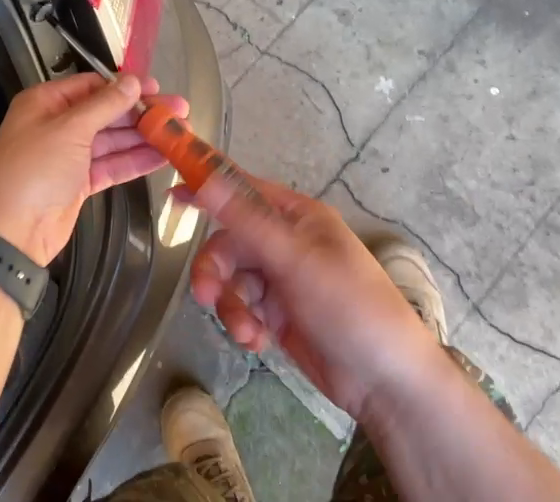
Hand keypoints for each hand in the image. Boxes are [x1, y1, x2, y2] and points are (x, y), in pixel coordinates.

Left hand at [0, 74, 188, 266]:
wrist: (12, 231)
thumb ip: (104, 105)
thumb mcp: (69, 130)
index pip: (91, 86)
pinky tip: (164, 157)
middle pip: (105, 113)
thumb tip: (131, 81)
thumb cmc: (35, 170)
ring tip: (181, 134)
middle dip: (141, 113)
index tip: (158, 88)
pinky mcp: (79, 182)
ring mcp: (68, 155)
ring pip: (112, 140)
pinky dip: (135, 161)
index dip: (125, 86)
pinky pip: (111, 165)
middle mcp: (56, 124)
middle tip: (181, 111)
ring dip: (144, 137)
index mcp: (45, 102)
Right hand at [183, 173, 450, 420]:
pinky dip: (242, 324)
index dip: (207, 185)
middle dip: (215, 269)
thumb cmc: (351, 306)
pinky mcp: (278, 315)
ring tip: (244, 331)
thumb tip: (204, 175)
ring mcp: (282, 280)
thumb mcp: (296, 259)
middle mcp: (286, 242)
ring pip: (231, 278)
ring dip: (230, 305)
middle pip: (228, 241)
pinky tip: (257, 342)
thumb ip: (246, 218)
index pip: (242, 188)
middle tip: (205, 296)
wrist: (388, 383)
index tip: (171, 191)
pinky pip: (242, 307)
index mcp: (296, 216)